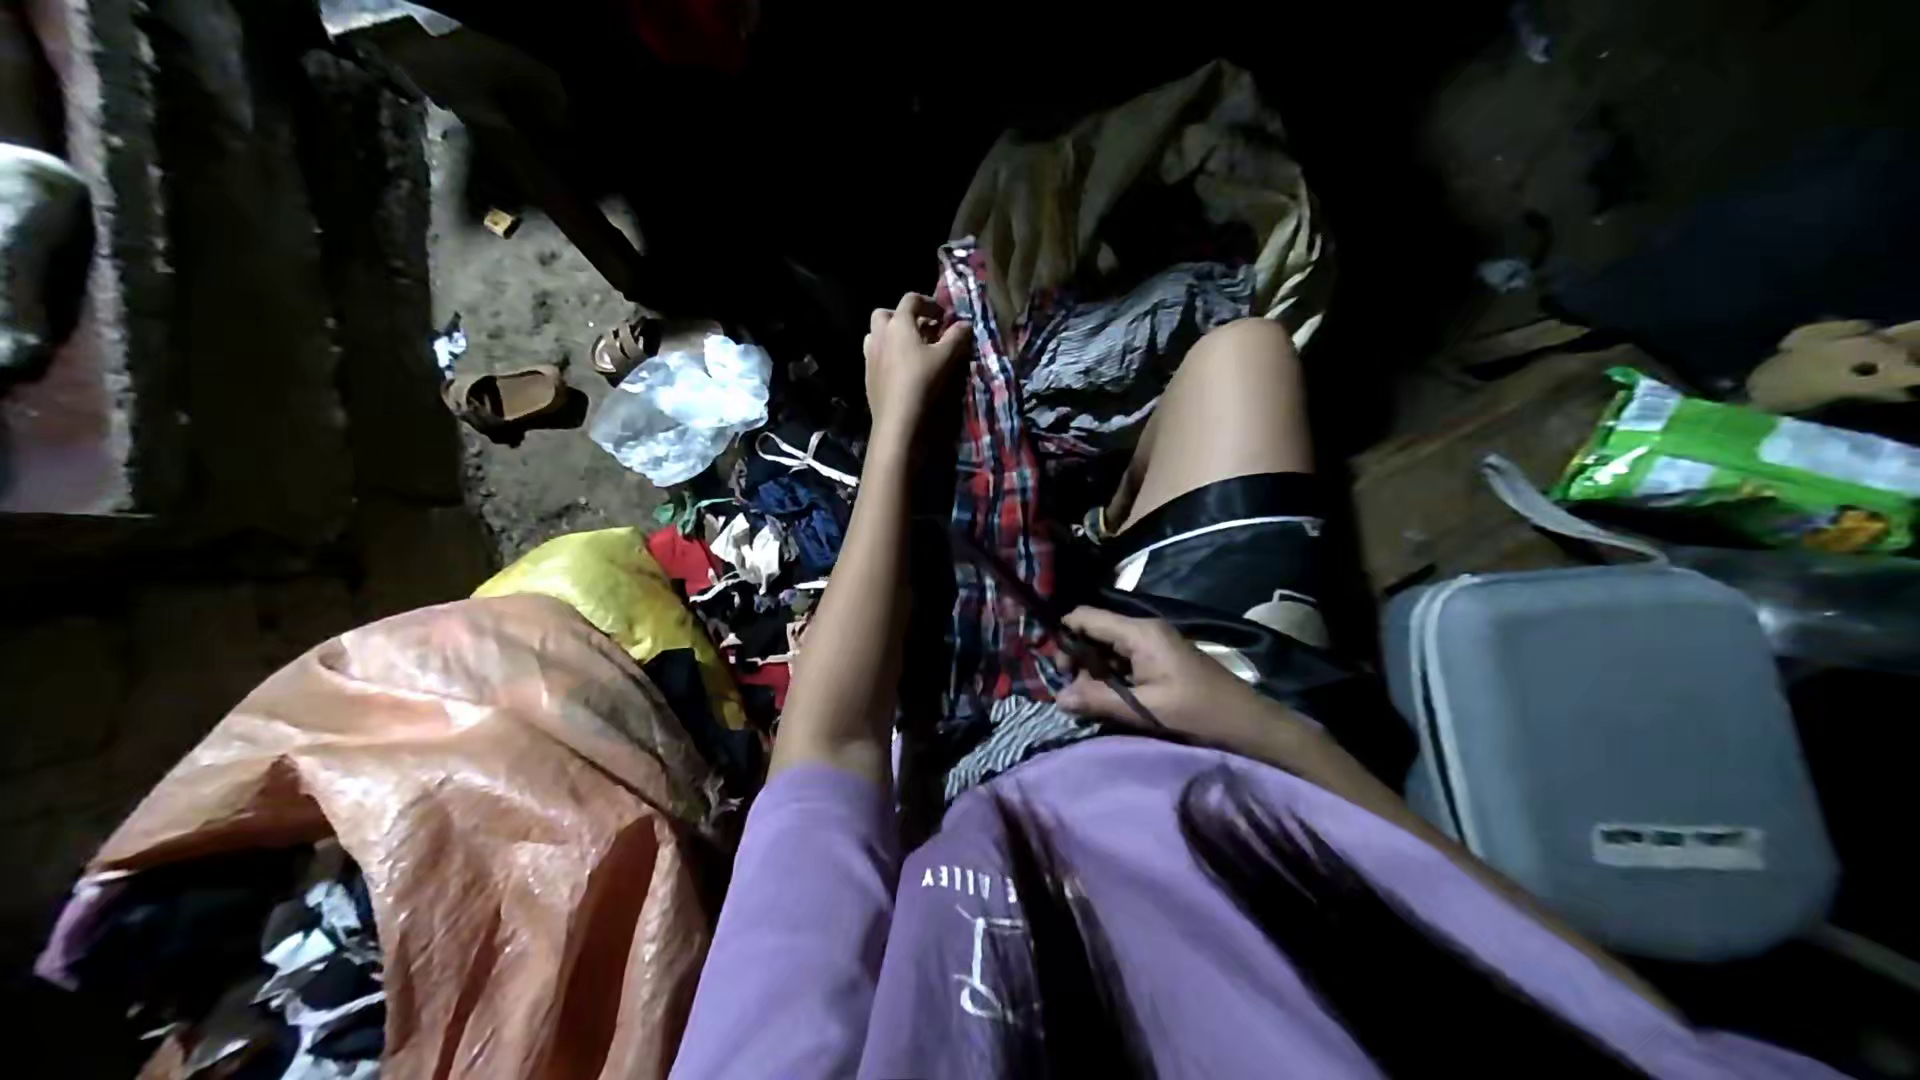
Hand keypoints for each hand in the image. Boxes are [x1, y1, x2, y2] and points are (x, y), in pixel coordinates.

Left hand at [863, 293, 970, 449]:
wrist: (896, 415)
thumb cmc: (922, 380)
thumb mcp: (945, 357)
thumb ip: (956, 337)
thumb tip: (965, 324)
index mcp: (898, 323)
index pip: (910, 300)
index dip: (928, 303)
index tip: (942, 315)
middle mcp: (879, 334)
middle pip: (885, 313)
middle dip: (902, 316)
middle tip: (919, 329)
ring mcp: (869, 354)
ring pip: (875, 333)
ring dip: (890, 334)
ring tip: (907, 347)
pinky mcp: (867, 373)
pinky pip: (874, 354)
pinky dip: (885, 353)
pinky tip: (898, 367)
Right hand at [1056, 606, 1324, 755]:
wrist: (1248, 724)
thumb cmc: (1198, 712)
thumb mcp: (1145, 709)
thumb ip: (1099, 700)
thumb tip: (1058, 698)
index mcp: (1139, 633)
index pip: (1085, 617)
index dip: (1063, 636)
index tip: (1054, 668)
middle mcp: (1143, 630)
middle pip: (1093, 632)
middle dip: (1077, 660)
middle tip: (1074, 693)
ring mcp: (1153, 643)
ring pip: (1106, 648)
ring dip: (1094, 673)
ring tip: (1092, 701)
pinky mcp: (1159, 658)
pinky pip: (1123, 659)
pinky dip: (1111, 677)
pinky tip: (1111, 700)